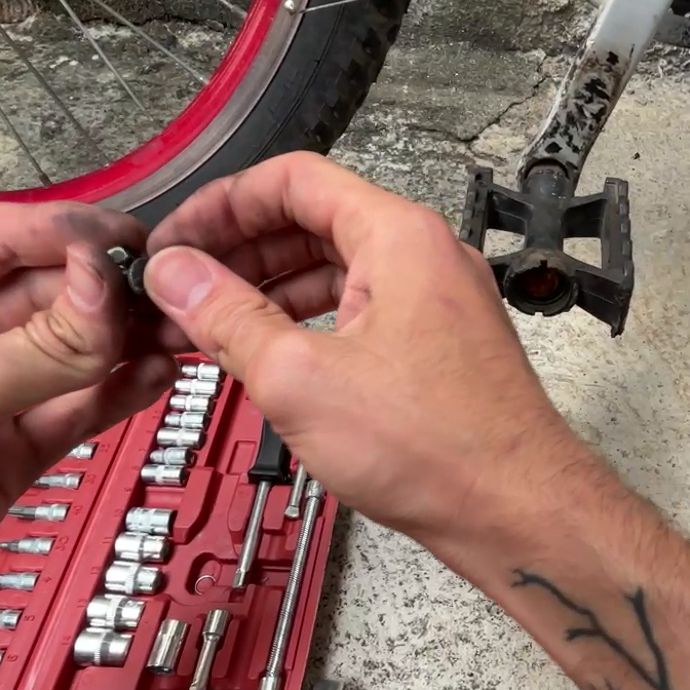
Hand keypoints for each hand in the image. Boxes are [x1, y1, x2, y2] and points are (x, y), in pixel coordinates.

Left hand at [0, 203, 173, 680]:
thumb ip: (35, 349)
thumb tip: (109, 297)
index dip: (65, 235)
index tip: (131, 243)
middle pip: (42, 299)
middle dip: (106, 295)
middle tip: (167, 297)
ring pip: (69, 358)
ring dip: (123, 345)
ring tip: (176, 336)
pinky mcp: (7, 457)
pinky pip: (75, 412)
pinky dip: (117, 395)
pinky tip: (151, 378)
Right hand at [142, 153, 599, 546]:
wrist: (514, 509)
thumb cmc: (434, 447)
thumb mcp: (301, 378)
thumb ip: (228, 317)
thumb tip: (176, 275)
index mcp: (399, 238)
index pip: (293, 180)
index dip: (222, 204)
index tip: (178, 240)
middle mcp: (427, 258)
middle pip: (314, 223)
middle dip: (241, 252)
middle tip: (185, 288)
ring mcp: (439, 303)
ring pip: (338, 272)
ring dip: (273, 293)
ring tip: (214, 326)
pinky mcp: (440, 347)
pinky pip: (364, 314)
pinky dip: (313, 325)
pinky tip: (274, 354)